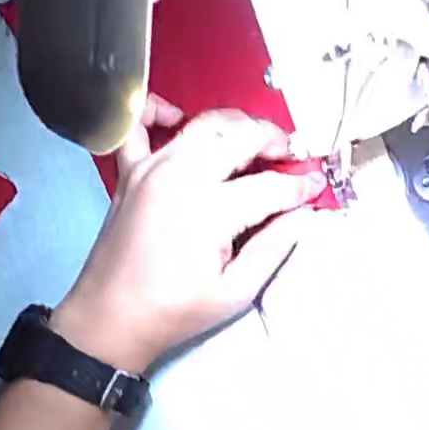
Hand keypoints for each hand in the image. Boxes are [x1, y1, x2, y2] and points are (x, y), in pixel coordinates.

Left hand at [50, 97, 328, 372]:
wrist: (113, 317)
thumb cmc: (173, 311)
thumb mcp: (235, 291)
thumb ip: (273, 248)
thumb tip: (302, 218)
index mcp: (209, 209)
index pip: (269, 186)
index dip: (299, 187)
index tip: (315, 188)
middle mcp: (181, 176)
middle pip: (240, 137)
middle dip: (275, 142)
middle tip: (294, 157)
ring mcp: (152, 167)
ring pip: (203, 123)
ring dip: (237, 125)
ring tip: (257, 141)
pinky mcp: (131, 171)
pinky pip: (140, 123)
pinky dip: (160, 112)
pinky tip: (178, 118)